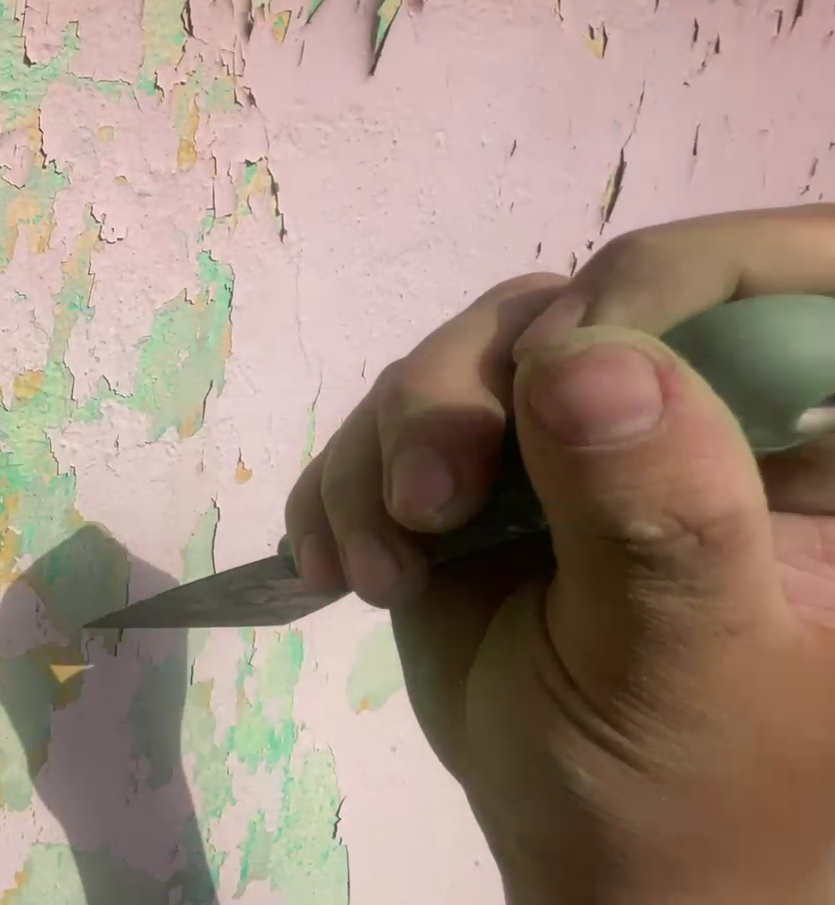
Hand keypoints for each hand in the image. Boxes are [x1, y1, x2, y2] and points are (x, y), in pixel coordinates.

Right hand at [285, 206, 834, 903]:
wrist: (577, 842)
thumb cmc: (681, 787)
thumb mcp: (675, 658)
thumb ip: (652, 513)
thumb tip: (584, 360)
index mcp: (801, 450)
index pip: (769, 279)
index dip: (663, 282)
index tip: (556, 372)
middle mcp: (672, 420)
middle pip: (544, 318)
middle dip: (449, 407)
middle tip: (423, 510)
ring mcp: (546, 445)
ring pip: (433, 373)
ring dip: (370, 467)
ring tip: (373, 573)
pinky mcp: (455, 476)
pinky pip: (366, 434)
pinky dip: (333, 494)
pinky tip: (334, 566)